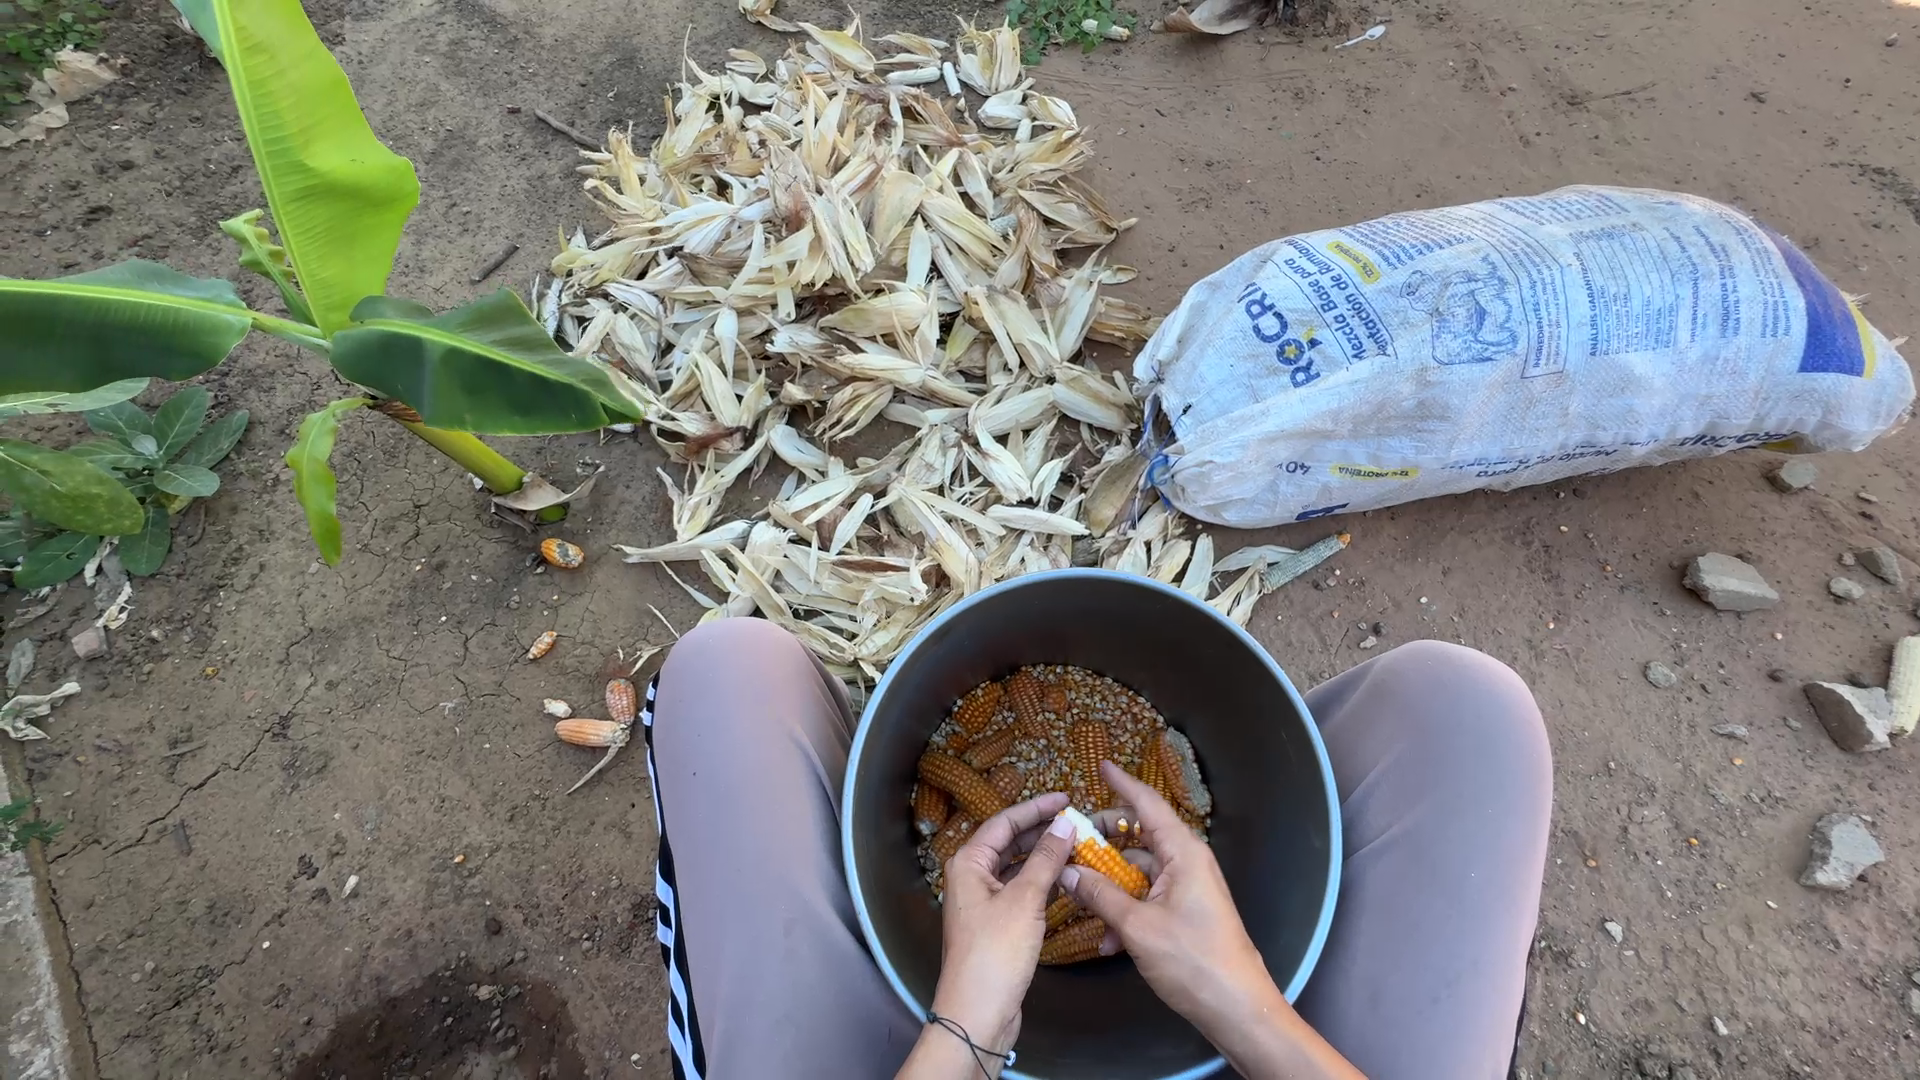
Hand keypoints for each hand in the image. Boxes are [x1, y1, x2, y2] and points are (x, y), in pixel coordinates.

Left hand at [918, 792, 1075, 1069]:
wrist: (978, 1015)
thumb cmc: (996, 951)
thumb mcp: (1025, 900)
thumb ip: (1046, 859)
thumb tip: (1065, 823)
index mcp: (969, 862)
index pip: (1005, 821)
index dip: (1036, 808)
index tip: (1066, 798)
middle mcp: (972, 876)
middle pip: (1009, 842)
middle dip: (1042, 831)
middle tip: (1076, 821)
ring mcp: (984, 901)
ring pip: (1017, 867)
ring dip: (1044, 856)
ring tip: (1077, 845)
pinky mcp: (997, 923)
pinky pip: (1021, 890)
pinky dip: (1042, 882)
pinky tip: (1065, 878)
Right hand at [1057, 763, 1271, 1025]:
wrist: (1238, 1012)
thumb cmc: (1193, 960)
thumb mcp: (1137, 926)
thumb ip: (1099, 894)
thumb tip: (1066, 871)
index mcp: (1182, 852)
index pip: (1147, 803)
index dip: (1123, 783)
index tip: (1102, 766)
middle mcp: (1186, 861)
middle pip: (1139, 836)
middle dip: (1104, 840)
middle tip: (1072, 841)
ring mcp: (1187, 887)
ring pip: (1139, 871)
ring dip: (1110, 885)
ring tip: (1080, 899)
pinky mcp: (1185, 912)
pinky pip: (1147, 897)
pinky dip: (1125, 911)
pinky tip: (1107, 941)